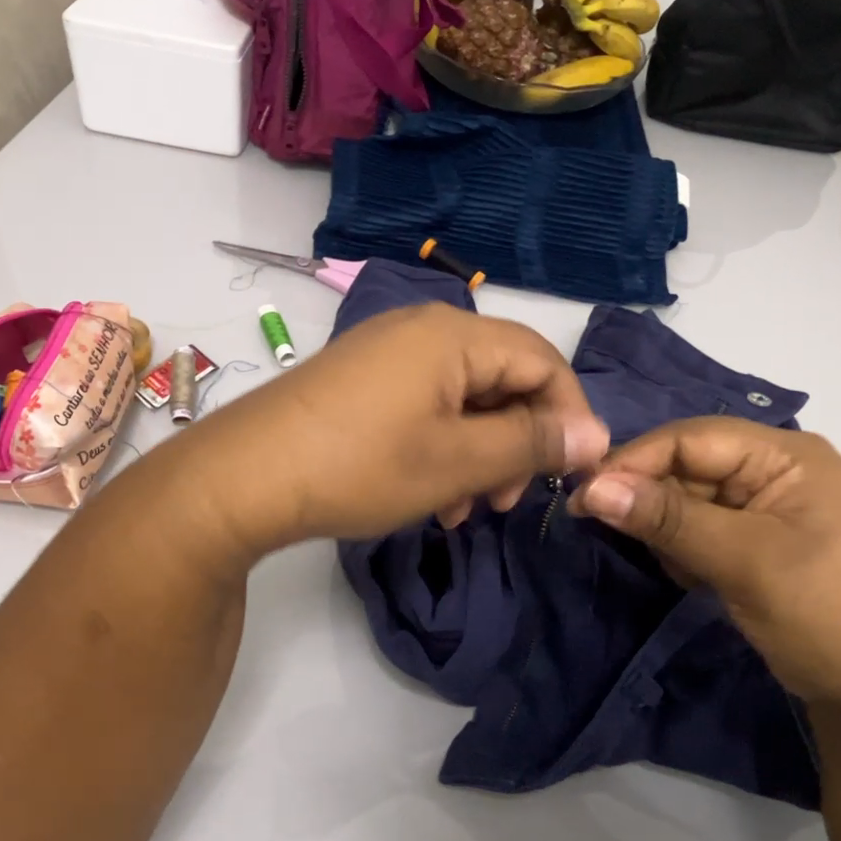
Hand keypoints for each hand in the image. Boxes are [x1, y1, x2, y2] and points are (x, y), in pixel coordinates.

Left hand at [190, 303, 608, 550]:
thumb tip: (594, 435)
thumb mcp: (458, 461)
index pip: (543, 361)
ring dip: (477, 454)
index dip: (568, 417)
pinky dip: (439, 446)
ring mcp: (385, 352)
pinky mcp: (359, 379)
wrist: (246, 476)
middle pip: (502, 378)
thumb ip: (531, 444)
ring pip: (461, 398)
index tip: (569, 475)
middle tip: (507, 501)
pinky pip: (422, 405)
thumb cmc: (361, 465)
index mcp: (453, 335)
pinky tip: (429, 496)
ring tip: (462, 510)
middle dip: (517, 442)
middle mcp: (421, 330)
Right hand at [569, 417, 840, 704]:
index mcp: (788, 456)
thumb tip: (591, 488)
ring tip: (670, 567)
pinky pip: (706, 530)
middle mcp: (780, 471)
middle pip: (689, 466)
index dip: (633, 461)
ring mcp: (775, 510)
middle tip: (606, 531)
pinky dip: (685, 549)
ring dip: (666, 528)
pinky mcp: (766, 545)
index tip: (584, 495)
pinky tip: (689, 578)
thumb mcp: (746, 562)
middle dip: (649, 497)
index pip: (691, 438)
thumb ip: (669, 519)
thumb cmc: (830, 616)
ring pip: (692, 500)